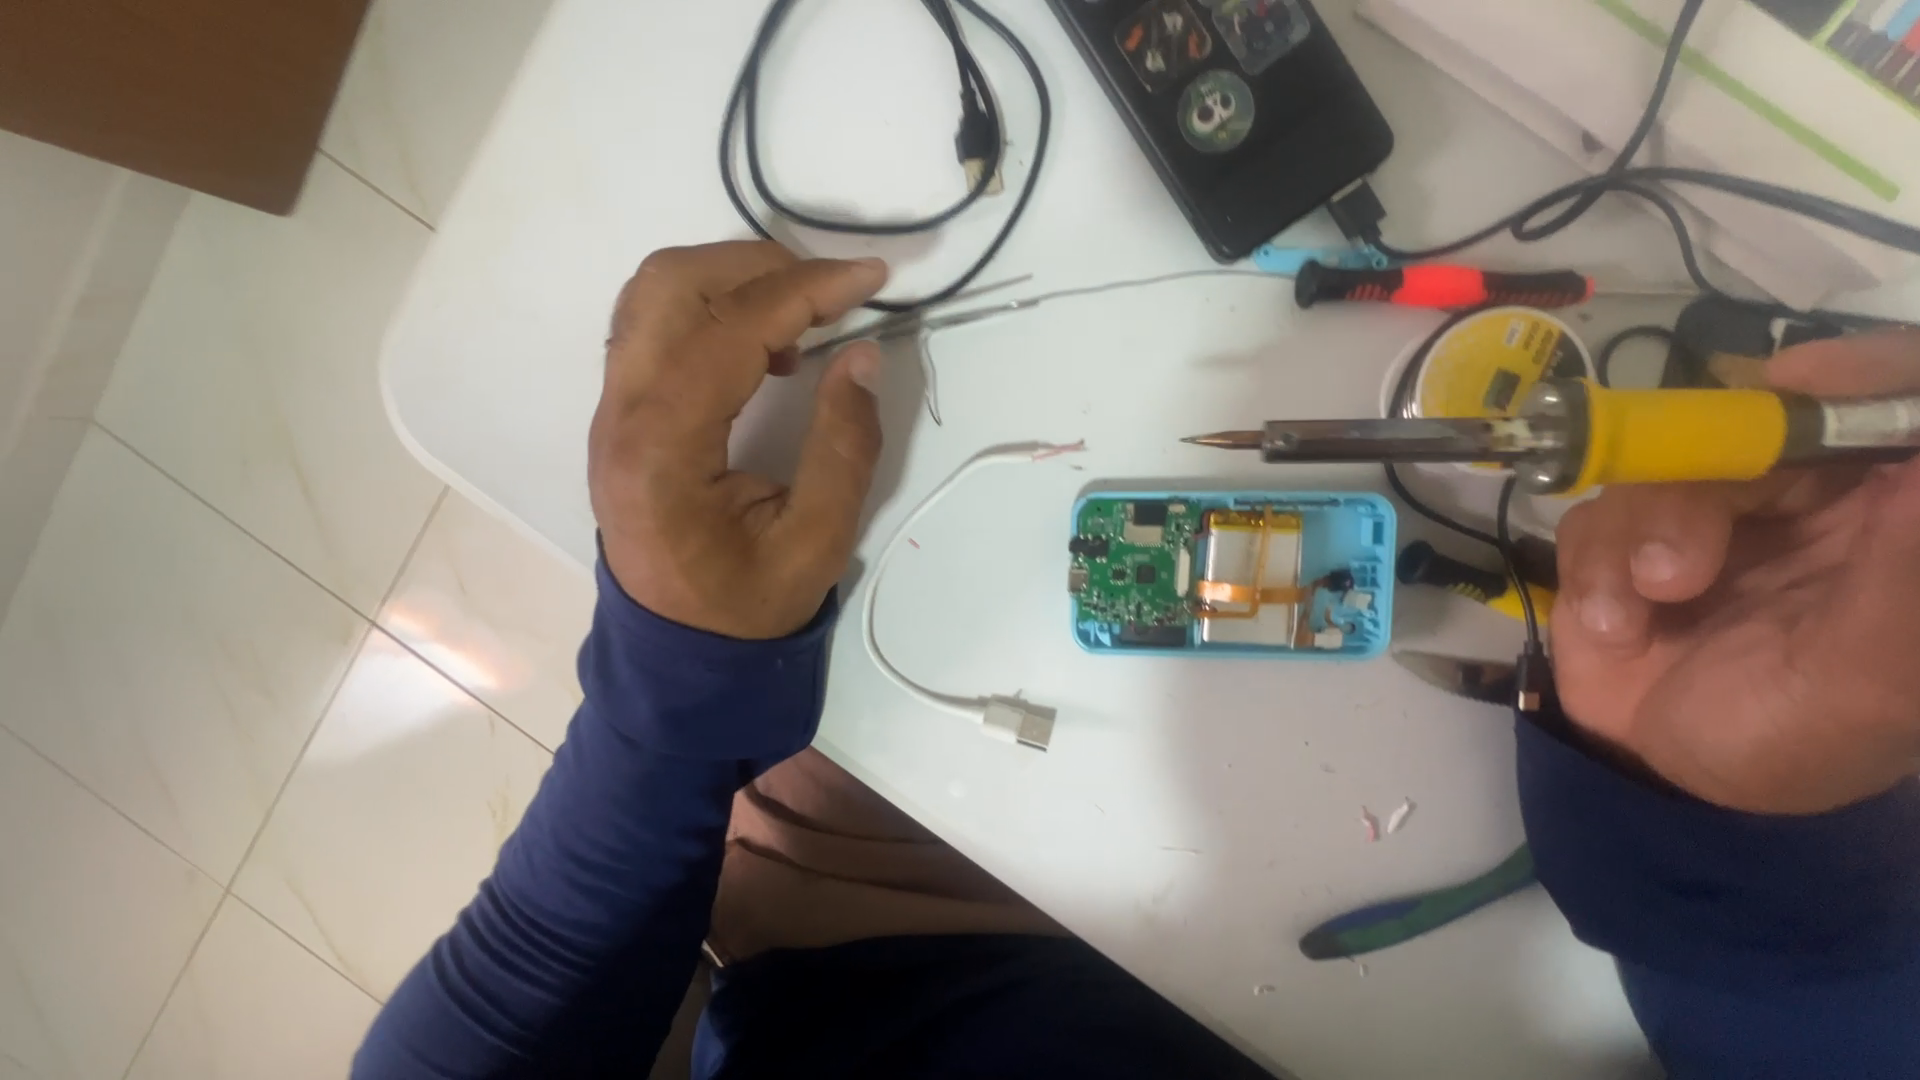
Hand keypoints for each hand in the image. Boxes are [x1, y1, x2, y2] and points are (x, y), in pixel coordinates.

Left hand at [589, 242, 888, 639]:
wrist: (679, 645)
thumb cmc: (747, 605)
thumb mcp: (817, 542)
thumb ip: (844, 447)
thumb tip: (860, 355)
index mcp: (664, 448)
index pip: (728, 330)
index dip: (805, 290)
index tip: (871, 277)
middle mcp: (621, 412)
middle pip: (672, 284)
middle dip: (762, 267)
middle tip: (833, 292)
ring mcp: (612, 407)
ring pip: (656, 292)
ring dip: (733, 279)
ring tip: (801, 316)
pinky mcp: (621, 409)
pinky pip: (655, 322)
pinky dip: (712, 307)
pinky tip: (763, 348)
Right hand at [1552, 334, 1919, 813]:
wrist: (1674, 775)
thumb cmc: (1800, 735)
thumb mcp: (1867, 676)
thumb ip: (1897, 583)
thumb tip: (1917, 471)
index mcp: (1877, 519)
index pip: (1881, 416)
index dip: (1862, 377)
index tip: (1801, 378)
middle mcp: (1793, 503)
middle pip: (1740, 436)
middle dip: (1695, 496)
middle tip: (1673, 573)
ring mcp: (1695, 522)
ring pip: (1649, 476)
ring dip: (1632, 545)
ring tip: (1637, 613)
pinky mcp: (1615, 546)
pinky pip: (1587, 523)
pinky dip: (1589, 575)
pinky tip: (1611, 627)